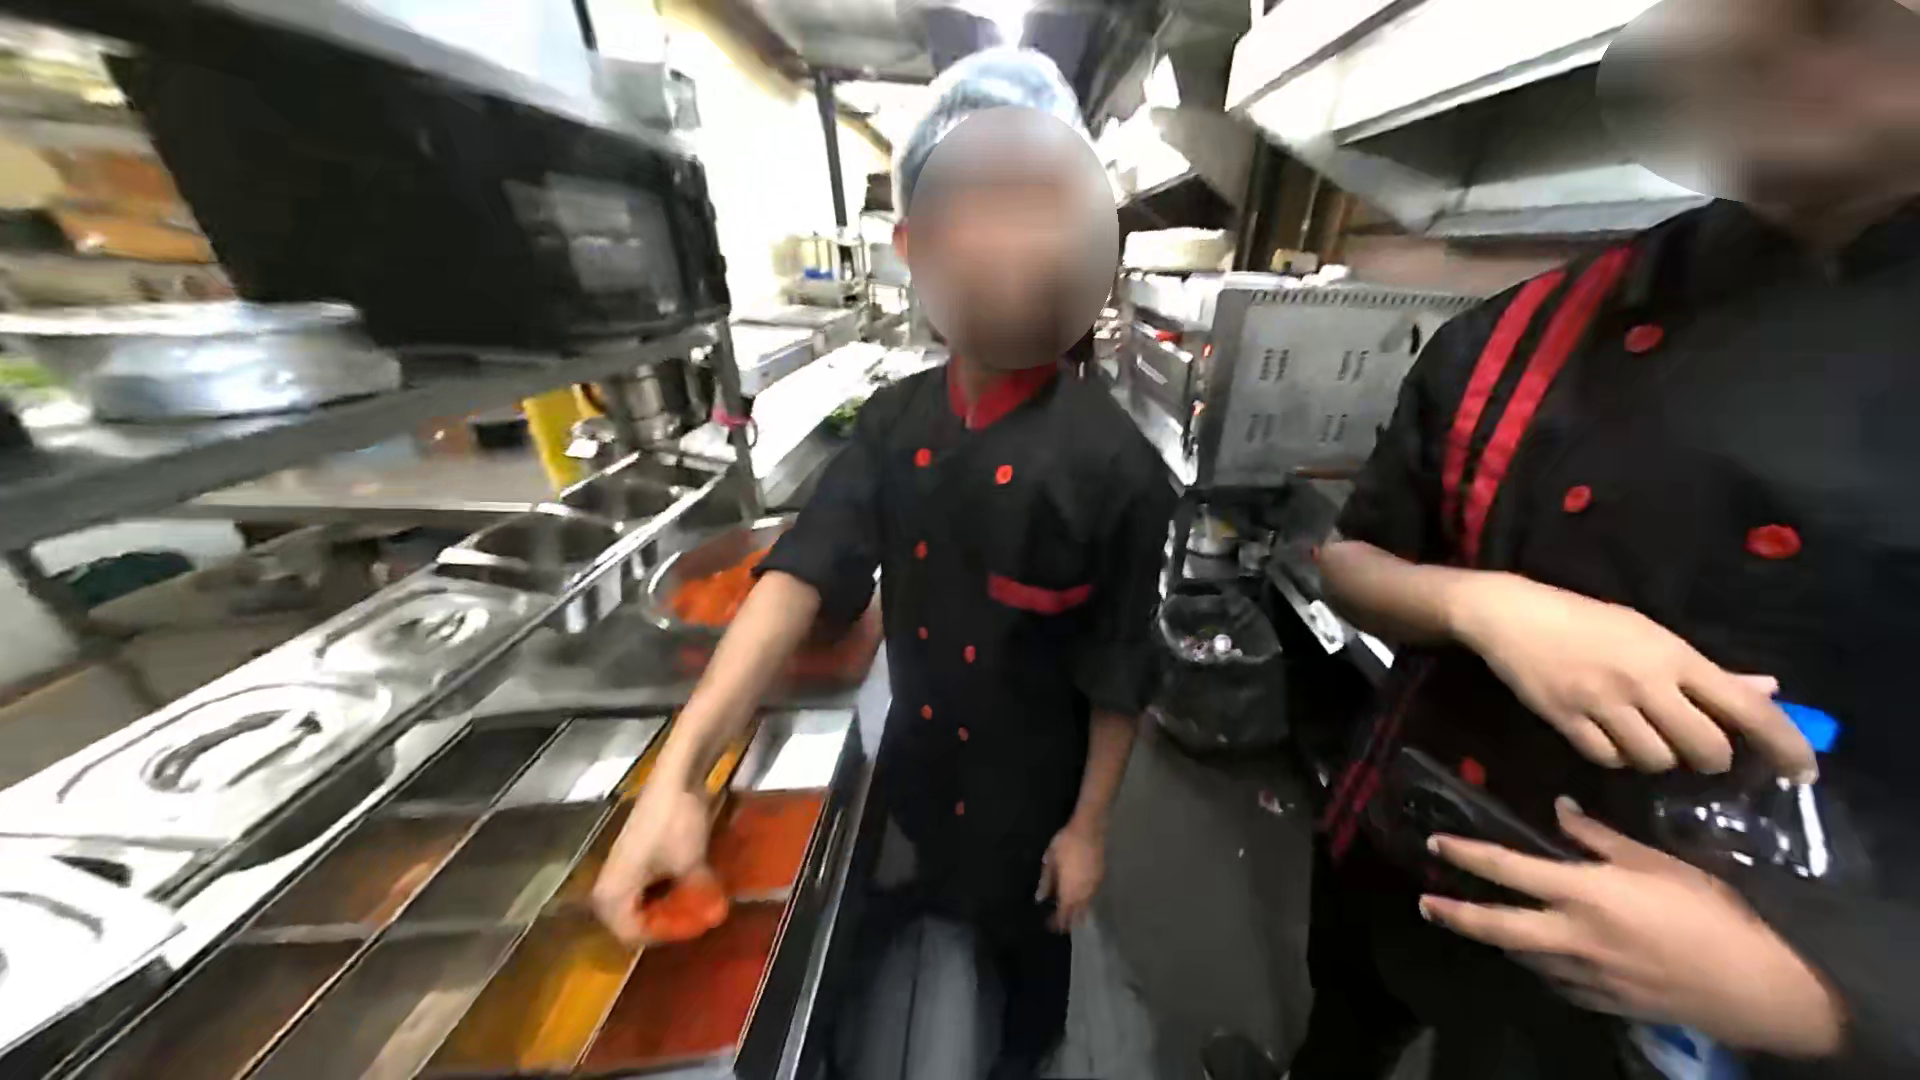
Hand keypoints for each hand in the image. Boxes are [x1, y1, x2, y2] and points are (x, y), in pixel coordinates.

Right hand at [591, 777, 711, 945]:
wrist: (675, 777)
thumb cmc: (676, 823)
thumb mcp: (691, 862)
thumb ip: (700, 894)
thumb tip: (716, 915)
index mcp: (611, 896)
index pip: (633, 935)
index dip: (667, 933)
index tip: (696, 924)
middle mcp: (609, 886)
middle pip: (637, 919)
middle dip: (671, 918)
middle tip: (700, 913)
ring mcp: (622, 868)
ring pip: (646, 900)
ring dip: (673, 901)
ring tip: (700, 899)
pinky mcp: (637, 853)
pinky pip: (649, 882)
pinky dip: (670, 885)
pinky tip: (693, 881)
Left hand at [1037, 822, 1104, 932]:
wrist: (1088, 829)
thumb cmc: (1066, 843)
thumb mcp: (1050, 859)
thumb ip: (1046, 881)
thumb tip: (1040, 898)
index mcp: (1069, 890)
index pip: (1063, 913)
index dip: (1057, 922)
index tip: (1050, 927)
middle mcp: (1083, 893)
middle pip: (1077, 914)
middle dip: (1069, 923)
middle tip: (1061, 928)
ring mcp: (1094, 886)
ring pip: (1087, 907)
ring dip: (1079, 914)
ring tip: (1071, 920)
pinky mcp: (1100, 878)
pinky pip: (1092, 897)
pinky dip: (1086, 903)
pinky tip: (1082, 901)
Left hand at [1421, 798, 1845, 1058]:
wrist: (1778, 994)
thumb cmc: (1715, 917)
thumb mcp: (1656, 863)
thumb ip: (1598, 837)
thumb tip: (1558, 808)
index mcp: (1580, 893)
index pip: (1503, 867)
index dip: (1463, 853)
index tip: (1433, 843)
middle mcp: (1572, 933)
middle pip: (1495, 925)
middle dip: (1454, 914)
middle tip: (1424, 903)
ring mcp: (1588, 973)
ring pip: (1523, 956)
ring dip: (1494, 940)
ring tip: (1470, 925)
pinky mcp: (1609, 1002)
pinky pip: (1558, 984)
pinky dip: (1538, 968)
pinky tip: (1532, 959)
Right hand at [1449, 572, 1813, 778]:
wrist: (1505, 614)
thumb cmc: (1578, 617)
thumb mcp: (1643, 632)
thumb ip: (1702, 668)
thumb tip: (1764, 691)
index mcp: (1671, 657)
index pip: (1749, 710)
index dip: (1785, 747)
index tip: (1800, 772)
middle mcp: (1642, 682)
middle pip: (1704, 747)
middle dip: (1707, 758)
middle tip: (1692, 750)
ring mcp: (1598, 701)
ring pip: (1654, 758)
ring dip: (1656, 758)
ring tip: (1641, 742)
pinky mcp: (1560, 714)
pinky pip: (1605, 756)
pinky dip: (1613, 756)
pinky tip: (1605, 740)